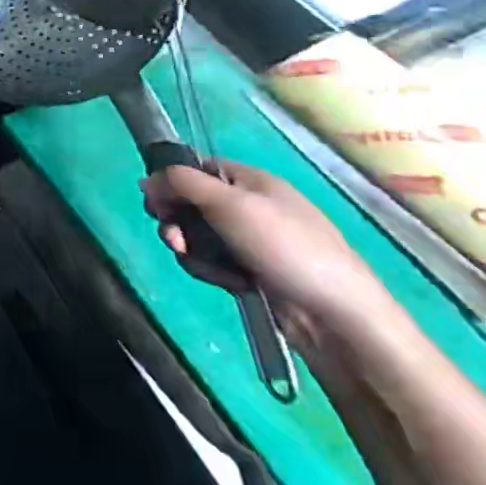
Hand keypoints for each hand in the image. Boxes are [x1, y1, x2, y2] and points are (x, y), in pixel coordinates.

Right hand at [141, 160, 394, 331]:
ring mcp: (252, 240)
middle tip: (175, 238)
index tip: (155, 200)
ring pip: (196, 234)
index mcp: (252, 181)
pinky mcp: (251, 270)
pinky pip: (211, 260)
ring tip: (206, 265)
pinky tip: (227, 282)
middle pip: (190, 202)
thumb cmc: (285, 247)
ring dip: (190, 249)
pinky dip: (210, 270)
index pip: (196, 167)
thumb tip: (147, 180)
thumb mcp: (229, 203)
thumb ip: (181, 182)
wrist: (337, 317)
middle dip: (176, 220)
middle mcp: (250, 206)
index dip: (170, 180)